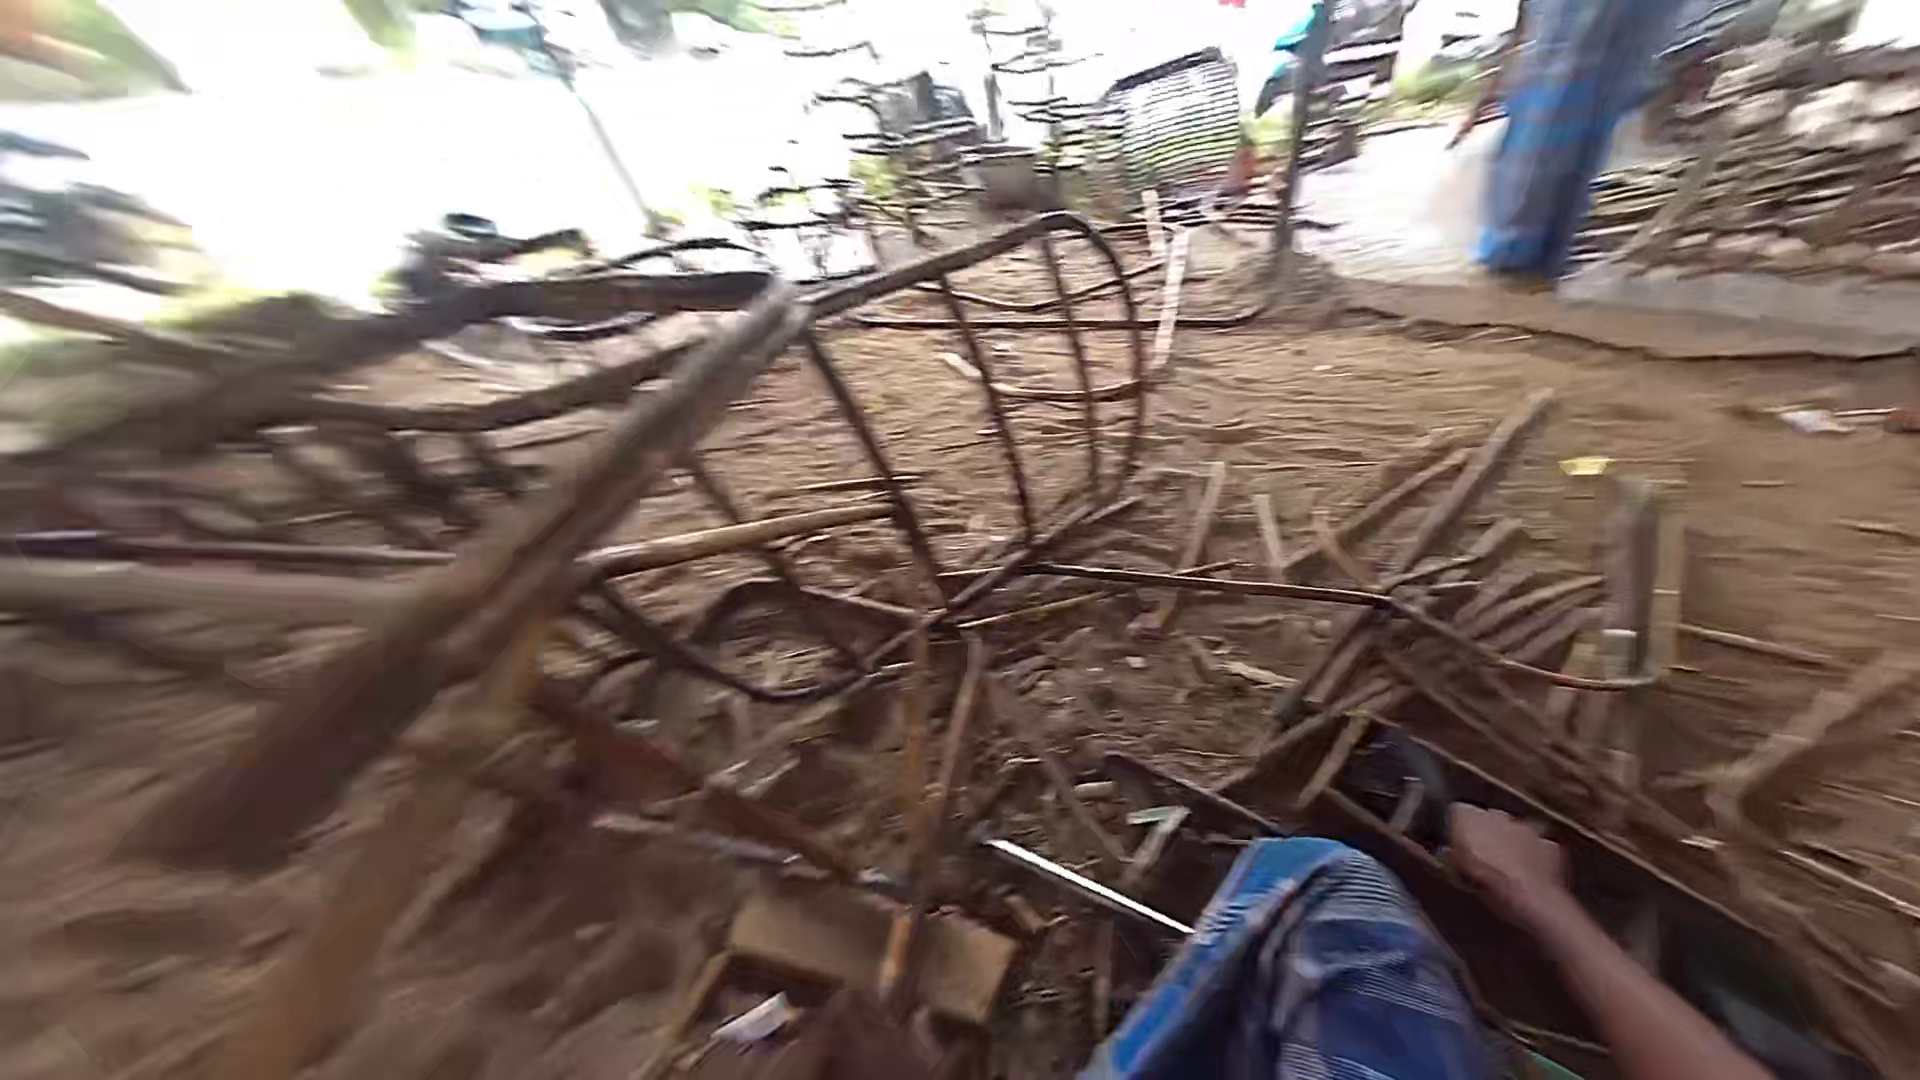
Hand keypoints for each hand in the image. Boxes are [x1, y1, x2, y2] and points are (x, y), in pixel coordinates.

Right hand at [1450, 804, 1567, 921]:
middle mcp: (1495, 813)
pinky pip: (1537, 845)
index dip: (1453, 828)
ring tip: (1505, 864)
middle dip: (1482, 831)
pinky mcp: (1550, 845)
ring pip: (1510, 830)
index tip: (1453, 844)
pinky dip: (1532, 853)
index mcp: (1467, 814)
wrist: (1534, 902)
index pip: (1453, 811)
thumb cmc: (1485, 881)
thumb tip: (1428, 842)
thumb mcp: (1451, 865)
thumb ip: (1442, 847)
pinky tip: (1529, 870)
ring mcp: (1526, 828)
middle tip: (1478, 855)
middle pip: (1483, 818)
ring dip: (1507, 840)